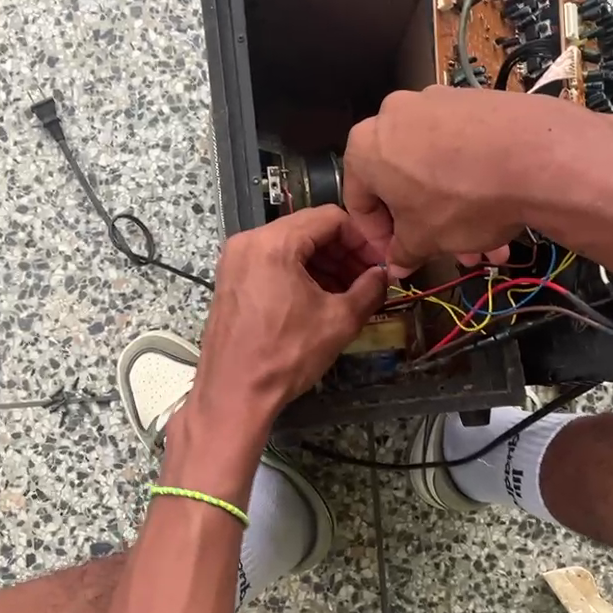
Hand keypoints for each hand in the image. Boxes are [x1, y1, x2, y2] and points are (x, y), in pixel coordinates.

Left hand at [189, 206, 387, 432]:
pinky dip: (299, 274)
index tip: (378, 262)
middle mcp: (248, 242)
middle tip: (367, 279)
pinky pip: (272, 263)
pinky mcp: (231, 281)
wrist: (234, 394)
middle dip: (343, 252)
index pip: (329, 217)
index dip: (362, 238)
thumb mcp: (338, 321)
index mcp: (273, 243)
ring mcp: (235, 261)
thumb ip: (368, 290)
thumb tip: (382, 275)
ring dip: (323, 264)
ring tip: (348, 293)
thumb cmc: (284, 356)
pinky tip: (320, 299)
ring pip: (290, 246)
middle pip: (308, 229)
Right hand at [342, 86, 612, 275]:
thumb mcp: (424, 239)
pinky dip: (472, 181)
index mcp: (365, 147)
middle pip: (401, 182)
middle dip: (424, 224)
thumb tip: (395, 265)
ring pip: (435, 168)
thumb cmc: (459, 200)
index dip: (377, 238)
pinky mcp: (476, 100)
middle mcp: (395, 115)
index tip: (397, 257)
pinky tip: (499, 211)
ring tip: (484, 244)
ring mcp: (438, 102)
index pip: (358, 201)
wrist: (536, 156)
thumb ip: (402, 253)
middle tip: (443, 252)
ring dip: (453, 210)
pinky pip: (462, 149)